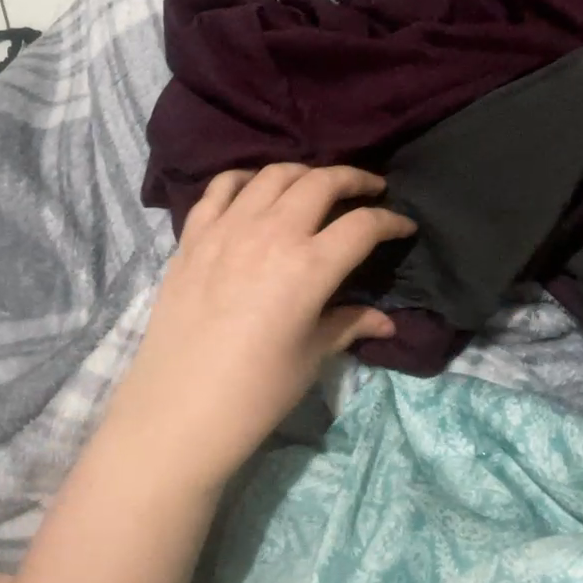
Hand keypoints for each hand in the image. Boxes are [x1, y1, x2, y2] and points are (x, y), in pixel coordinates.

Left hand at [103, 164, 415, 490]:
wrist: (179, 409)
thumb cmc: (256, 392)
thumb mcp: (310, 356)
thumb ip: (348, 324)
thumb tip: (386, 321)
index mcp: (309, 266)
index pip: (362, 225)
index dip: (391, 221)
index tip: (404, 226)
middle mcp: (271, 233)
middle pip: (321, 182)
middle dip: (353, 179)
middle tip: (369, 189)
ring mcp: (227, 229)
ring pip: (272, 175)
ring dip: (302, 173)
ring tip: (316, 185)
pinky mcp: (193, 236)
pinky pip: (220, 188)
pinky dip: (243, 179)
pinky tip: (254, 189)